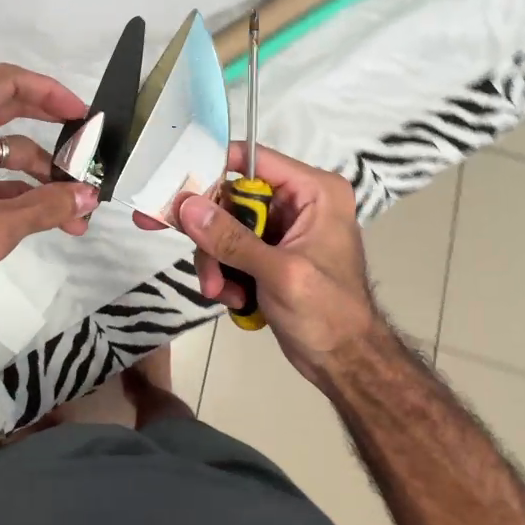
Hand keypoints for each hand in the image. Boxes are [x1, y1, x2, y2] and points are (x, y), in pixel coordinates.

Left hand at [0, 64, 98, 306]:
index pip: (7, 82)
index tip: (80, 114)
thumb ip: (46, 208)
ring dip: (42, 176)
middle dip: (52, 131)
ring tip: (78, 209)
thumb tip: (89, 196)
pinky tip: (50, 220)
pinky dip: (20, 192)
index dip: (48, 90)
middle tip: (86, 147)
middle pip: (10, 112)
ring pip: (5, 152)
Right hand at [142, 145, 377, 381]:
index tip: (178, 192)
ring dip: (215, 260)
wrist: (346, 365)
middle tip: (200, 262)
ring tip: (220, 292)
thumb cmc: (328, 314)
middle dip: (210, 234)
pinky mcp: (268, 252)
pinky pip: (228, 247)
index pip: (253, 159)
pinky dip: (224, 272)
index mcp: (313, 191)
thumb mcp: (279, 274)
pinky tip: (233, 298)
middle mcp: (297, 201)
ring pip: (223, 225)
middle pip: (230, 196)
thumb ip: (232, 240)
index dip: (213, 170)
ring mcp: (280, 227)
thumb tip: (186, 206)